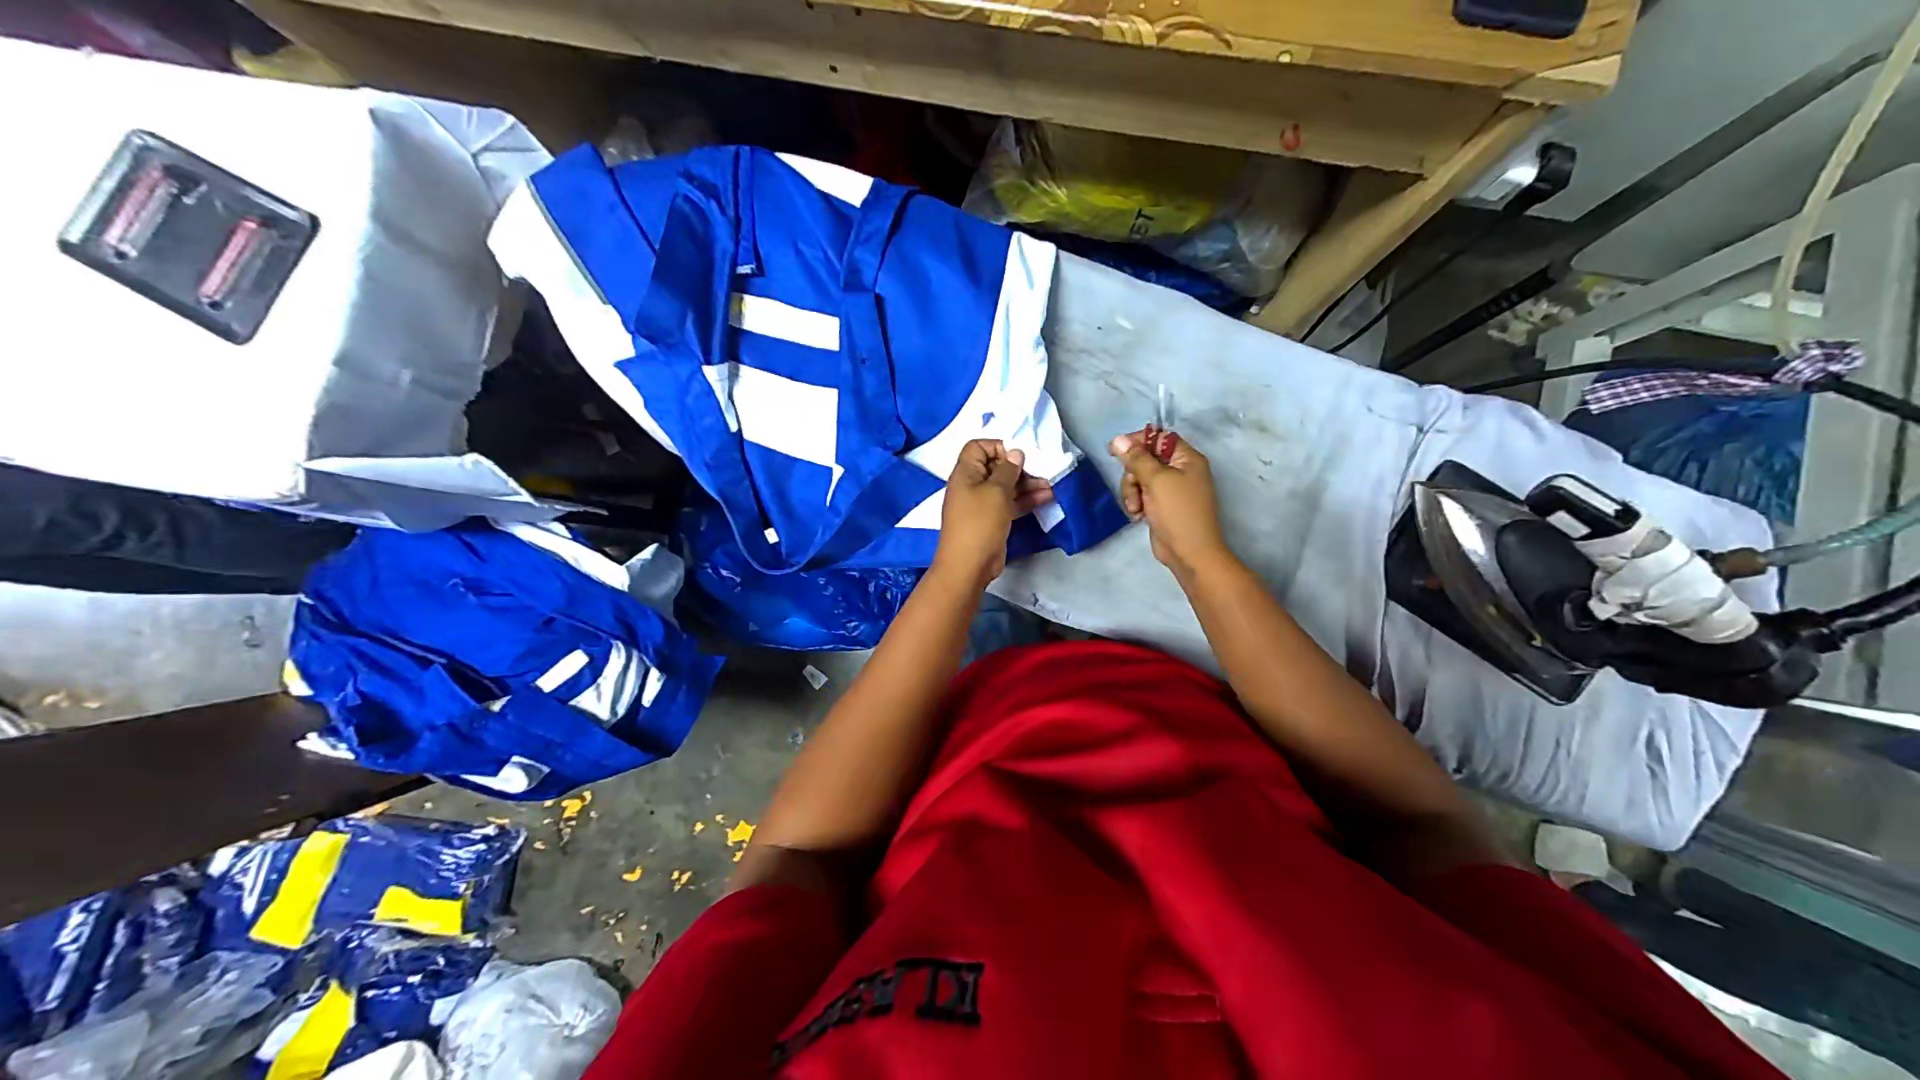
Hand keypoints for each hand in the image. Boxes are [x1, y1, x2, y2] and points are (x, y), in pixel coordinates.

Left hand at [934, 439, 1053, 586]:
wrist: (969, 565)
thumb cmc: (980, 522)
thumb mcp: (996, 491)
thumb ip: (1008, 470)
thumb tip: (1015, 453)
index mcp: (965, 473)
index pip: (978, 447)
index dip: (998, 447)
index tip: (1017, 457)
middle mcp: (972, 485)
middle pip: (995, 467)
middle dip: (1019, 468)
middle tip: (1039, 472)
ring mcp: (982, 504)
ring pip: (1006, 487)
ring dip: (1027, 484)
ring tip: (1049, 485)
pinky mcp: (992, 520)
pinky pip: (1009, 503)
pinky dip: (1026, 500)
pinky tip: (1046, 497)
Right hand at [1109, 428, 1230, 578]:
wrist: (1189, 552)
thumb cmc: (1177, 512)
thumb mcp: (1156, 481)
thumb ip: (1136, 458)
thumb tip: (1117, 439)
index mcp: (1187, 458)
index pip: (1159, 438)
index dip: (1137, 441)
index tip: (1115, 450)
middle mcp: (1180, 470)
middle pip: (1145, 459)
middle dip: (1133, 475)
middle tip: (1133, 490)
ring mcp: (1170, 489)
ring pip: (1139, 478)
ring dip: (1132, 492)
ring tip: (1136, 508)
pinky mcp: (1161, 505)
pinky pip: (1142, 495)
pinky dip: (1137, 503)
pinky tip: (1138, 515)